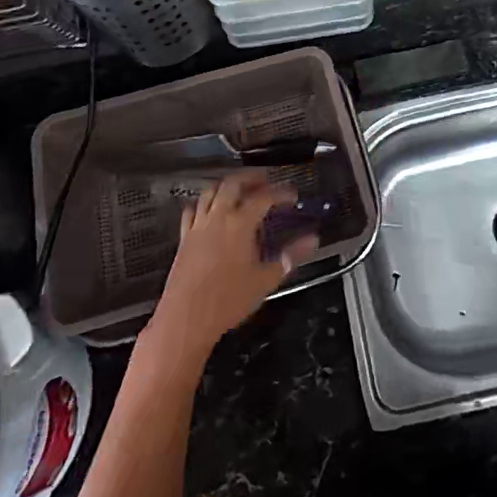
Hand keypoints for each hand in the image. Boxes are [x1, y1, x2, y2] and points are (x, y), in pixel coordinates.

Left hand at [146, 172, 319, 360]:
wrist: (187, 318)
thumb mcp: (266, 280)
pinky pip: (192, 209)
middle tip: (265, 180)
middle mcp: (217, 218)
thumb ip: (291, 257)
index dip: (281, 193)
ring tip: (240, 189)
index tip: (292, 195)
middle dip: (251, 178)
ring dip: (227, 185)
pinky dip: (204, 202)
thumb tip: (312, 240)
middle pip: (233, 184)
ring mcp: (197, 225)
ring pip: (210, 191)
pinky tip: (210, 209)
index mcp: (240, 224)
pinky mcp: (184, 237)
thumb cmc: (229, 300)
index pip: (264, 197)